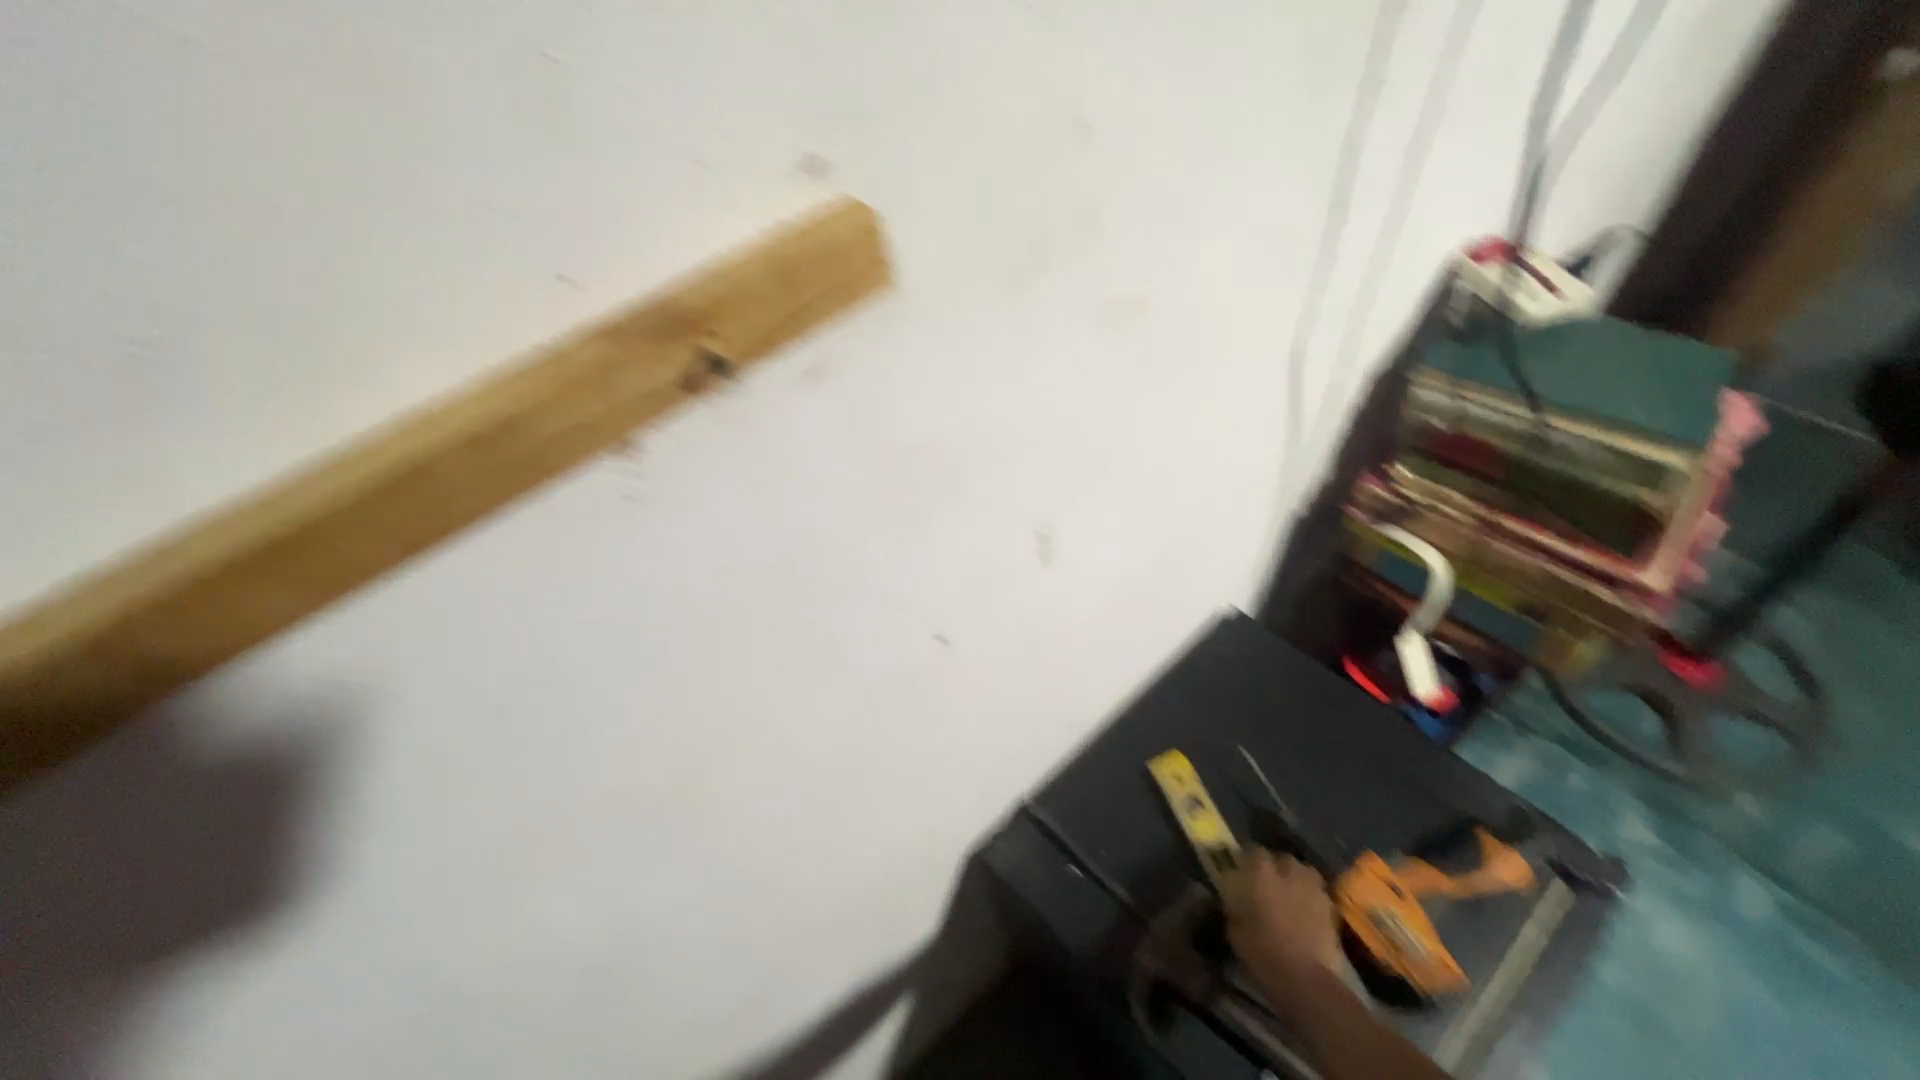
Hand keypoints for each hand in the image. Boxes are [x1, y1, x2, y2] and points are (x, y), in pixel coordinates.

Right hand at [1226, 849, 1345, 989]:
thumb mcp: (1235, 930)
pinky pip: (1318, 892)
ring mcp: (1313, 889)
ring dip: (1295, 878)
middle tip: (1266, 882)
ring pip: (1304, 872)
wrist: (1306, 980)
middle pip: (1282, 859)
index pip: (1253, 850)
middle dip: (1274, 867)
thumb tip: (1233, 898)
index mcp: (1261, 875)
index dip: (1247, 858)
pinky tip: (1305, 911)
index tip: (1241, 868)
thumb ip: (1234, 907)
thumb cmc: (1263, 953)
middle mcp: (1289, 873)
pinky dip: (1310, 897)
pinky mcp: (1331, 908)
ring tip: (1289, 893)